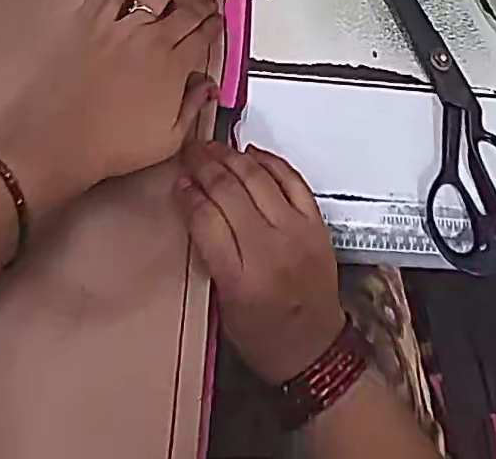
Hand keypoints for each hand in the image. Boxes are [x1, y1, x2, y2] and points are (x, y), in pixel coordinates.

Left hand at [0, 0, 220, 200]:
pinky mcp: (93, 26)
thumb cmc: (116, 144)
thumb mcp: (169, 139)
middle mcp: (151, 40)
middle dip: (200, 6)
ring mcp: (121, 29)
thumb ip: (193, 107)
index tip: (215, 24)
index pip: (202, 35)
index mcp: (174, 66)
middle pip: (185, 11)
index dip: (213, 27)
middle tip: (204, 6)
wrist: (66, 139)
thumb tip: (206, 87)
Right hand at [175, 141, 345, 384]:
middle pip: (231, 192)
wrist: (316, 350)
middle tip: (190, 152)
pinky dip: (270, 161)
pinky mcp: (316, 223)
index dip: (188, 194)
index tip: (178, 179)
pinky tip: (250, 153)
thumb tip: (192, 197)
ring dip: (232, 157)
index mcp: (241, 280)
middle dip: (206, 166)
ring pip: (259, 178)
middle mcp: (271, 250)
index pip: (207, 221)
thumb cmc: (262, 333)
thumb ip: (208, 250)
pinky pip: (292, 179)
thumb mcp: (222, 303)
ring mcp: (298, 232)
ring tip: (213, 146)